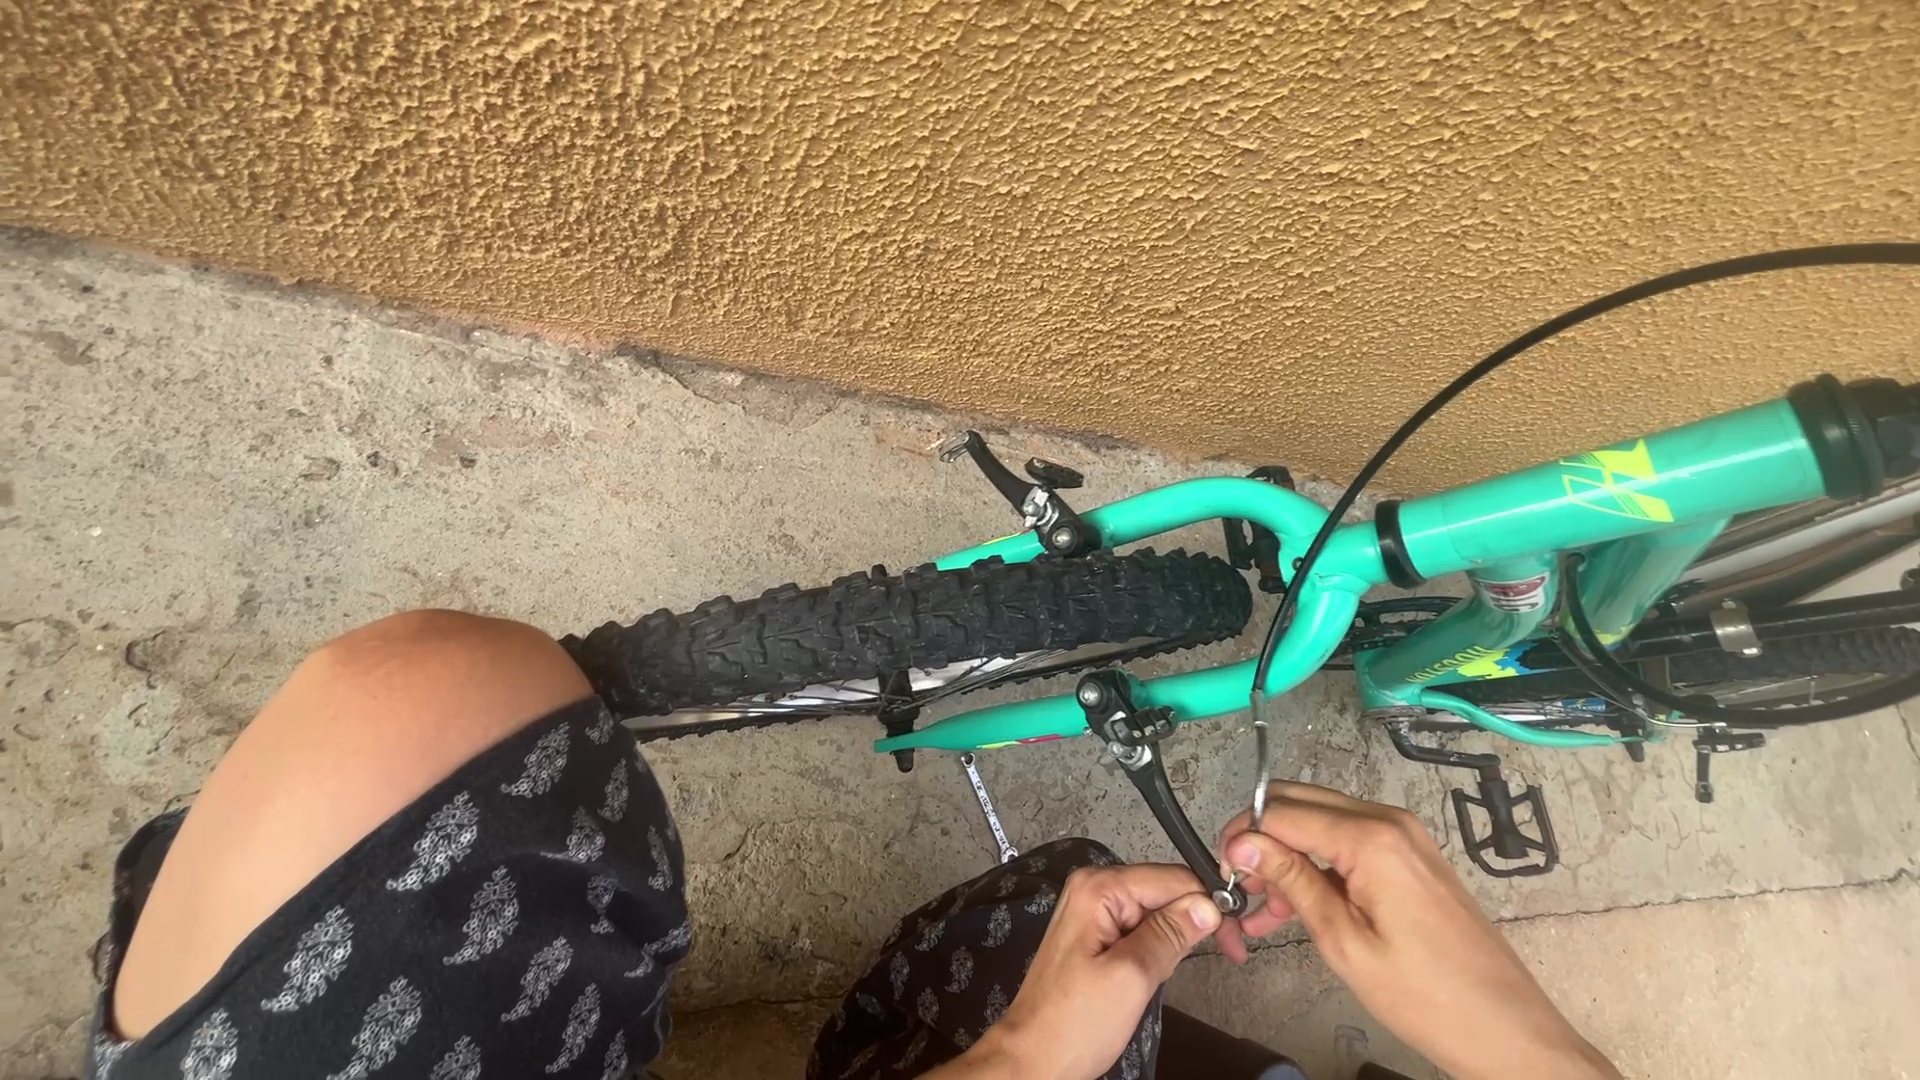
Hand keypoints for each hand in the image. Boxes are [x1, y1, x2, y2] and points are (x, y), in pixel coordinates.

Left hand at [930, 863, 1221, 1079]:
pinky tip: (1160, 968)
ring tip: (1187, 965)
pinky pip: (1139, 927)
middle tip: (1229, 954)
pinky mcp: (1094, 933)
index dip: (1208, 904)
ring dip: (1178, 935)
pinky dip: (1158, 946)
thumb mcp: (1131, 976)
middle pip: (1162, 889)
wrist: (1033, 1058)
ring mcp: (1092, 910)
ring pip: (1154, 910)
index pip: (1170, 878)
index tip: (1235, 939)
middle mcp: (1093, 888)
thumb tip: (1208, 905)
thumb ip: (1169, 935)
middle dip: (1195, 919)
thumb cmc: (1076, 1021)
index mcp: (1098, 887)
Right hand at [1217, 782, 1620, 1079]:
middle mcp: (1386, 819)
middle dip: (1259, 836)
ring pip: (1317, 820)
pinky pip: (1344, 841)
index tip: (1223, 872)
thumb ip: (1291, 881)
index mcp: (1370, 837)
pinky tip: (1293, 906)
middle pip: (1297, 802)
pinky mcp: (1408, 853)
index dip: (1243, 836)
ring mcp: (1401, 834)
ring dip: (1284, 853)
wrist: (1512, 1034)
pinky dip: (1315, 864)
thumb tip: (1240, 843)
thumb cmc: (1425, 997)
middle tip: (1238, 882)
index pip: (1280, 811)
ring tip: (1260, 908)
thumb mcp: (1344, 942)